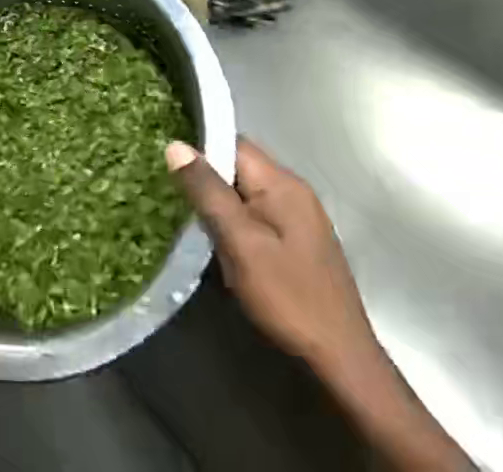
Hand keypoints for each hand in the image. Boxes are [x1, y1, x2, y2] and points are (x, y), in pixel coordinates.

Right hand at [167, 137, 377, 371]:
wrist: (338, 359)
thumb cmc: (287, 295)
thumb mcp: (239, 241)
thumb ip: (207, 191)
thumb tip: (176, 145)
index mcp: (284, 185)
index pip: (233, 143)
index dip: (198, 146)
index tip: (164, 157)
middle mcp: (294, 193)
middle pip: (237, 164)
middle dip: (203, 173)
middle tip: (166, 185)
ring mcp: (297, 217)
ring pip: (242, 189)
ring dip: (214, 197)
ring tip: (181, 209)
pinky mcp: (293, 240)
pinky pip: (252, 211)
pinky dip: (229, 216)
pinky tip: (211, 233)